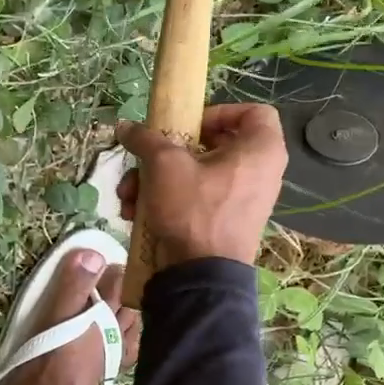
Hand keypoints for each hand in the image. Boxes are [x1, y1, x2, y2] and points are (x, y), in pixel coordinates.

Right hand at [115, 104, 287, 269]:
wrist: (201, 272)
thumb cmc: (193, 210)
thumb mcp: (163, 165)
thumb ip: (145, 139)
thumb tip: (124, 126)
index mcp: (259, 151)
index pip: (254, 112)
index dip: (218, 112)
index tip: (186, 125)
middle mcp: (258, 171)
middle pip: (211, 144)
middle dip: (165, 153)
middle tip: (144, 161)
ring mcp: (242, 197)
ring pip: (193, 172)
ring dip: (154, 179)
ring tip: (130, 195)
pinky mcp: (224, 218)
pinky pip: (194, 196)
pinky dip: (164, 199)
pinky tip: (137, 212)